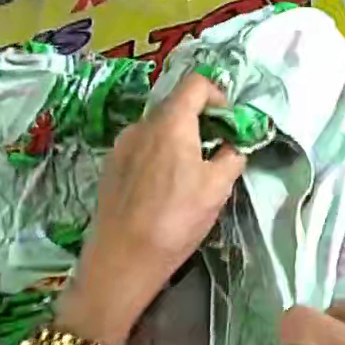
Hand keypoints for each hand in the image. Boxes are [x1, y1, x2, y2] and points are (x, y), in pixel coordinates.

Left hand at [60, 73, 248, 344]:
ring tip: (191, 171)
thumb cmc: (175, 220)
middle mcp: (141, 125)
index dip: (218, 94)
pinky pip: (142, 146)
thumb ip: (231, 157)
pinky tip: (165, 186)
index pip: (195, 84)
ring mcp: (121, 145)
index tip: (229, 120)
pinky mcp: (110, 166)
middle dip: (201, 119)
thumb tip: (234, 146)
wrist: (121, 261)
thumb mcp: (218, 189)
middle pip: (176, 104)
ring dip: (179, 137)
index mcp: (171, 123)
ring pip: (157, 127)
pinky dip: (159, 152)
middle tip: (217, 147)